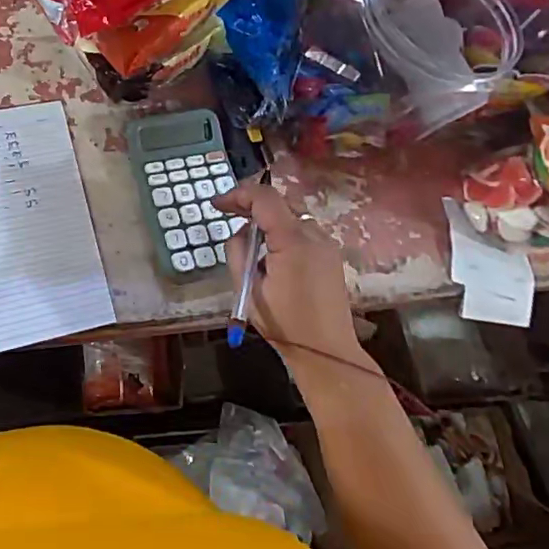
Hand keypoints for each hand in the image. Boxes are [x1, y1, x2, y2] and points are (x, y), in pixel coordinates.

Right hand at [217, 181, 360, 367]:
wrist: (328, 354)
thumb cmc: (284, 323)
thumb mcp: (249, 288)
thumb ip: (239, 251)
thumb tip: (241, 233)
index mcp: (293, 240)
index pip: (264, 198)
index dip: (237, 194)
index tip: (217, 205)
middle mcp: (314, 234)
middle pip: (280, 202)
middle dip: (252, 205)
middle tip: (229, 215)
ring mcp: (326, 244)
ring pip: (291, 216)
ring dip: (268, 219)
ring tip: (249, 240)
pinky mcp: (331, 256)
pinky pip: (303, 231)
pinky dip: (283, 232)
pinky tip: (271, 253)